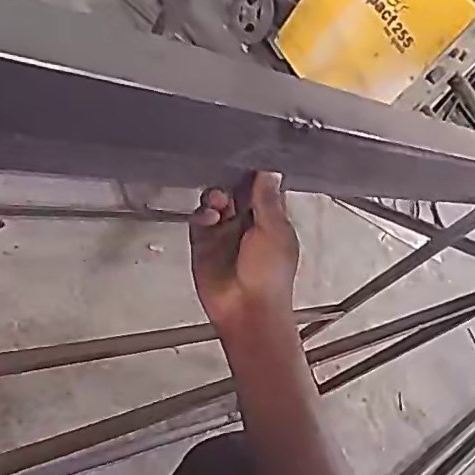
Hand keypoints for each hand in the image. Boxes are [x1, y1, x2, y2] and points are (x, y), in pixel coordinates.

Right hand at [190, 171, 299, 333]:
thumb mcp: (275, 231)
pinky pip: (199, 220)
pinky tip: (210, 217)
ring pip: (215, 203)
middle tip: (230, 186)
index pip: (261, 190)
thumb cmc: (270, 277)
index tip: (248, 166)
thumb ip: (268, 201)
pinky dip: (202, 214)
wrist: (247, 309)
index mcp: (271, 221)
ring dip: (216, 197)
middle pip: (235, 192)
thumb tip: (269, 173)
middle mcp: (247, 226)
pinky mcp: (204, 244)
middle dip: (231, 184)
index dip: (254, 177)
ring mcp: (225, 234)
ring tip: (219, 202)